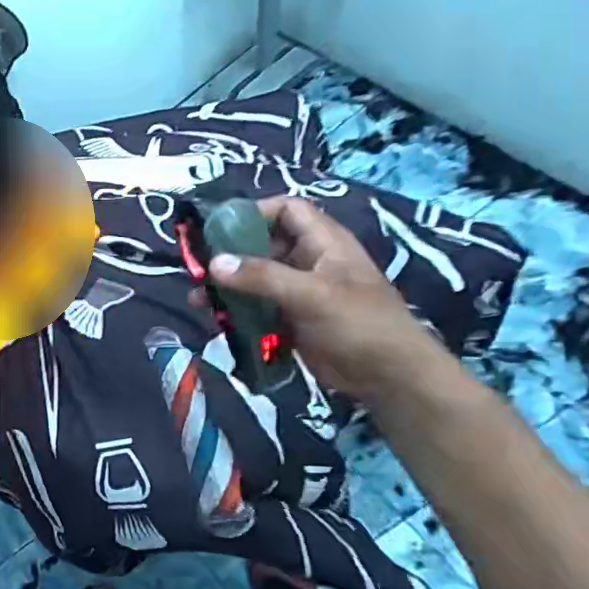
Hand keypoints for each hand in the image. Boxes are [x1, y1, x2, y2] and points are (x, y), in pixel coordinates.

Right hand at [196, 197, 445, 396]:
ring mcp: (301, 292)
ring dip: (229, 287)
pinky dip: (239, 312)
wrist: (390, 377)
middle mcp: (310, 261)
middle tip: (199, 268)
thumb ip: (262, 276)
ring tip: (199, 300)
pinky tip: (217, 321)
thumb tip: (214, 262)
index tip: (221, 229)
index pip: (286, 210)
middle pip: (264, 244)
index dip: (255, 213)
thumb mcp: (311, 295)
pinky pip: (260, 307)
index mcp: (323, 242)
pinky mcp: (294, 320)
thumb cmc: (359, 324)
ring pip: (257, 279)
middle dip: (231, 254)